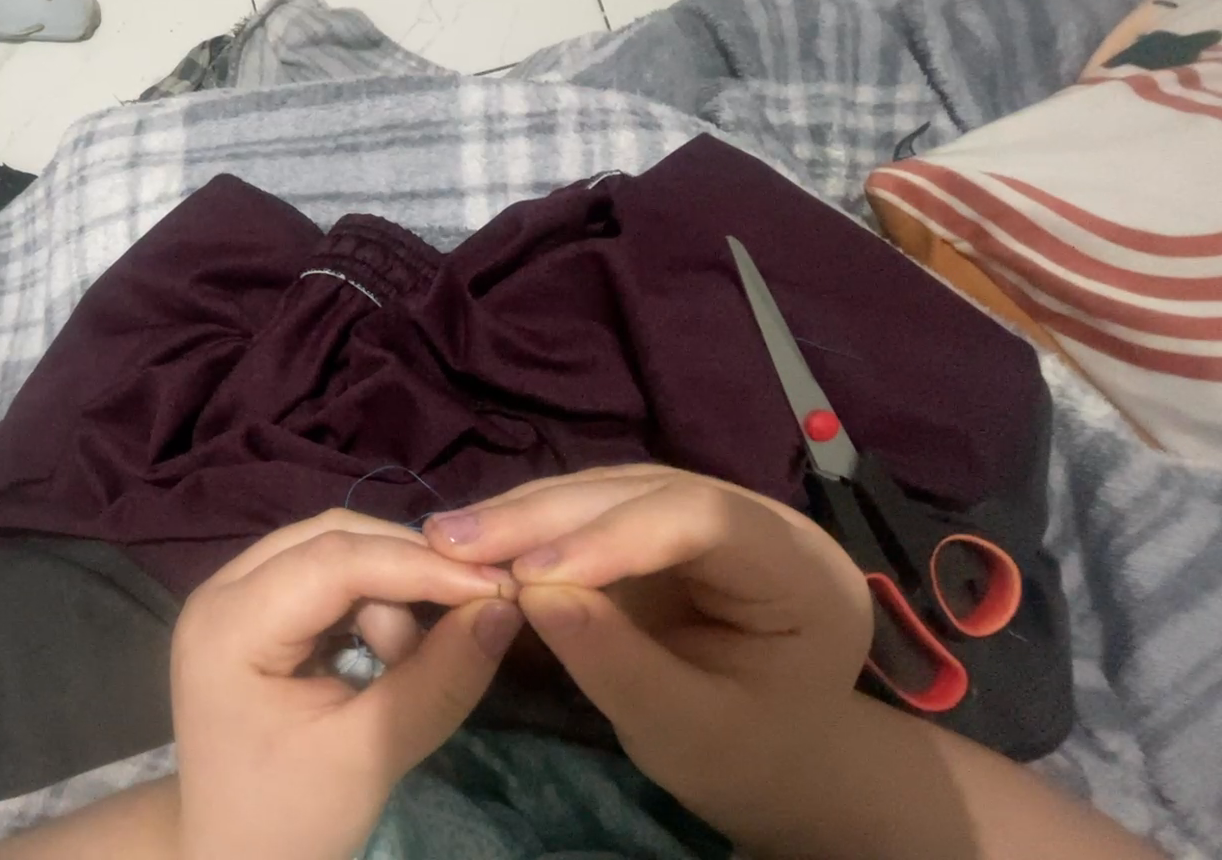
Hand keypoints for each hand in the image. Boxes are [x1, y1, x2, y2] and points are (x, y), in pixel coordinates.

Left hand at [172, 509, 523, 859]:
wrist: (231, 859)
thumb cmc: (289, 820)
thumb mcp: (370, 755)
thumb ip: (440, 678)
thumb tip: (504, 607)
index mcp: (228, 625)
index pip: (332, 561)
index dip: (418, 565)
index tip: (493, 584)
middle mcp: (220, 588)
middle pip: (328, 538)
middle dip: (404, 568)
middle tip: (465, 609)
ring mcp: (231, 593)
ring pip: (329, 549)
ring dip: (387, 589)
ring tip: (404, 661)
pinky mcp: (252, 606)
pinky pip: (322, 573)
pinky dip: (369, 598)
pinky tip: (385, 647)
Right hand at [423, 465, 872, 830]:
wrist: (763, 754)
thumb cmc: (745, 755)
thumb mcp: (689, 733)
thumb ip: (618, 663)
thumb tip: (531, 594)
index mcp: (798, 569)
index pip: (701, 520)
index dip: (612, 535)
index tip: (527, 574)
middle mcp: (747, 517)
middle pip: (635, 491)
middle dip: (541, 517)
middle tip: (450, 540)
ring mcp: (691, 511)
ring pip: (597, 488)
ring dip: (518, 512)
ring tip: (446, 536)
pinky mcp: (644, 521)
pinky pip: (578, 508)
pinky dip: (523, 524)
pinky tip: (477, 536)